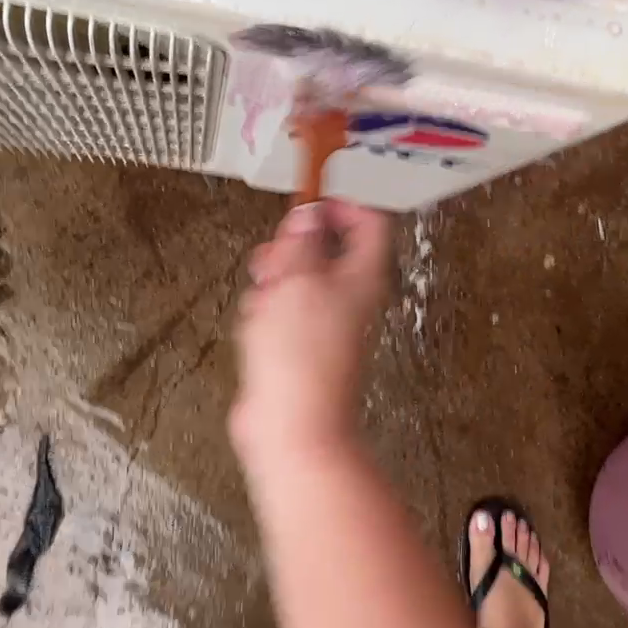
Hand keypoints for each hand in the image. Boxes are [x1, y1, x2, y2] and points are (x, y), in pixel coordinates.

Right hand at [230, 200, 392, 464]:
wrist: (292, 424)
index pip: (368, 221)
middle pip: (326, 249)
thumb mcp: (298, 280)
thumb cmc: (304, 361)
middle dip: (293, 248)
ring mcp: (326, 321)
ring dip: (274, 282)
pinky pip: (282, 311)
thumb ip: (303, 241)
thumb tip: (308, 215)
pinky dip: (266, 312)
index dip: (340, 205)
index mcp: (363, 275)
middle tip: (276, 257)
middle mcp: (350, 297)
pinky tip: (259, 327)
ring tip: (265, 298)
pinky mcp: (302, 344)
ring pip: (299, 279)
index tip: (309, 203)